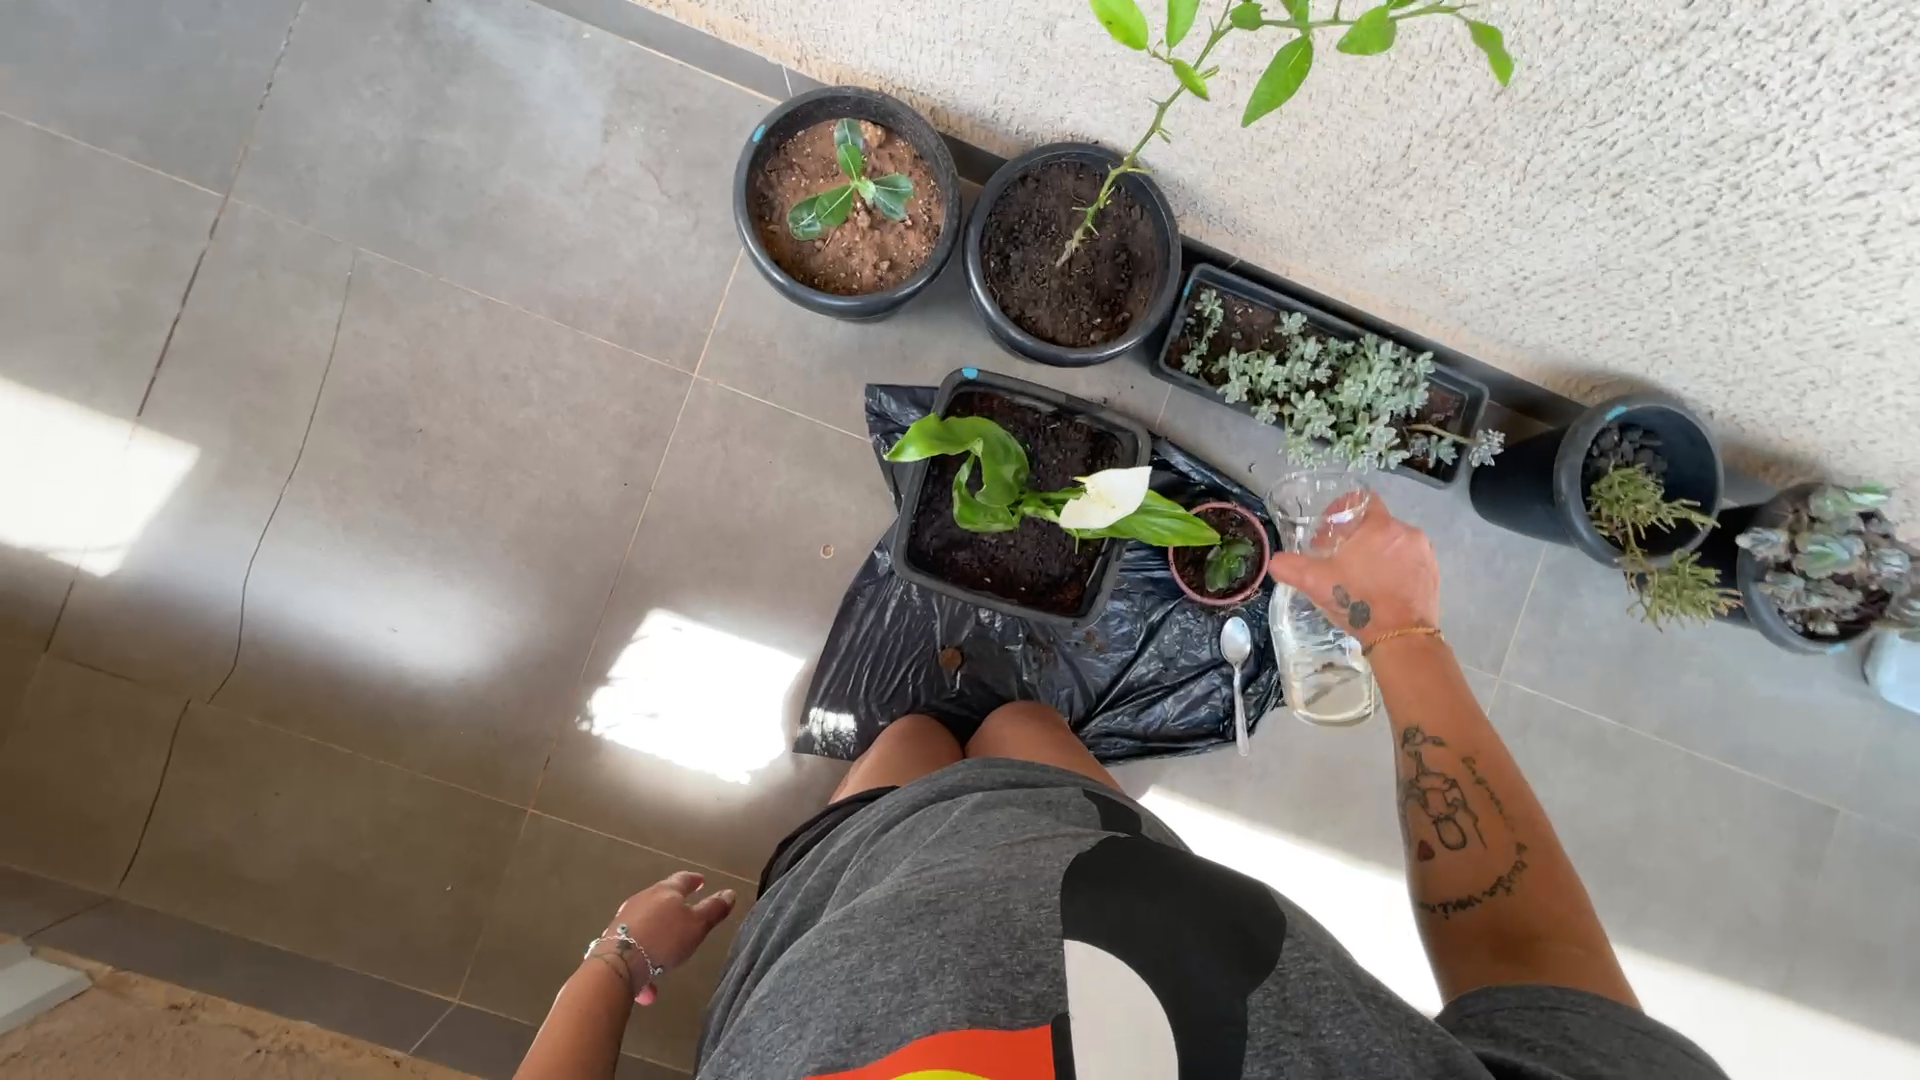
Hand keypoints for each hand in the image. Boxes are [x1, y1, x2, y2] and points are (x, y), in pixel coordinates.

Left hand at [593, 871, 736, 1005]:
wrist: (616, 965)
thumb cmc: (664, 939)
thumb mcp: (697, 925)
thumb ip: (714, 910)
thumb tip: (730, 893)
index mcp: (666, 891)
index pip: (683, 879)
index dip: (694, 880)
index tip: (701, 881)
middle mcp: (643, 899)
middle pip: (661, 899)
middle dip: (674, 907)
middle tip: (685, 913)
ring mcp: (624, 920)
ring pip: (647, 926)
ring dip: (658, 938)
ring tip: (666, 957)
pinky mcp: (609, 941)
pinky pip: (633, 948)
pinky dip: (643, 960)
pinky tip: (647, 987)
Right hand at [1266, 493, 1438, 643]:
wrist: (1401, 636)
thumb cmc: (1358, 601)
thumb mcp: (1315, 582)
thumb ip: (1289, 566)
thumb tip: (1275, 562)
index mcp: (1379, 526)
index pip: (1362, 500)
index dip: (1341, 510)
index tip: (1329, 529)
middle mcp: (1407, 533)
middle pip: (1375, 523)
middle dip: (1355, 536)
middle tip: (1337, 557)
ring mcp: (1424, 553)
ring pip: (1393, 542)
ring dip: (1375, 552)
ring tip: (1359, 574)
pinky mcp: (1433, 573)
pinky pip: (1408, 560)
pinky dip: (1393, 567)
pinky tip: (1379, 587)